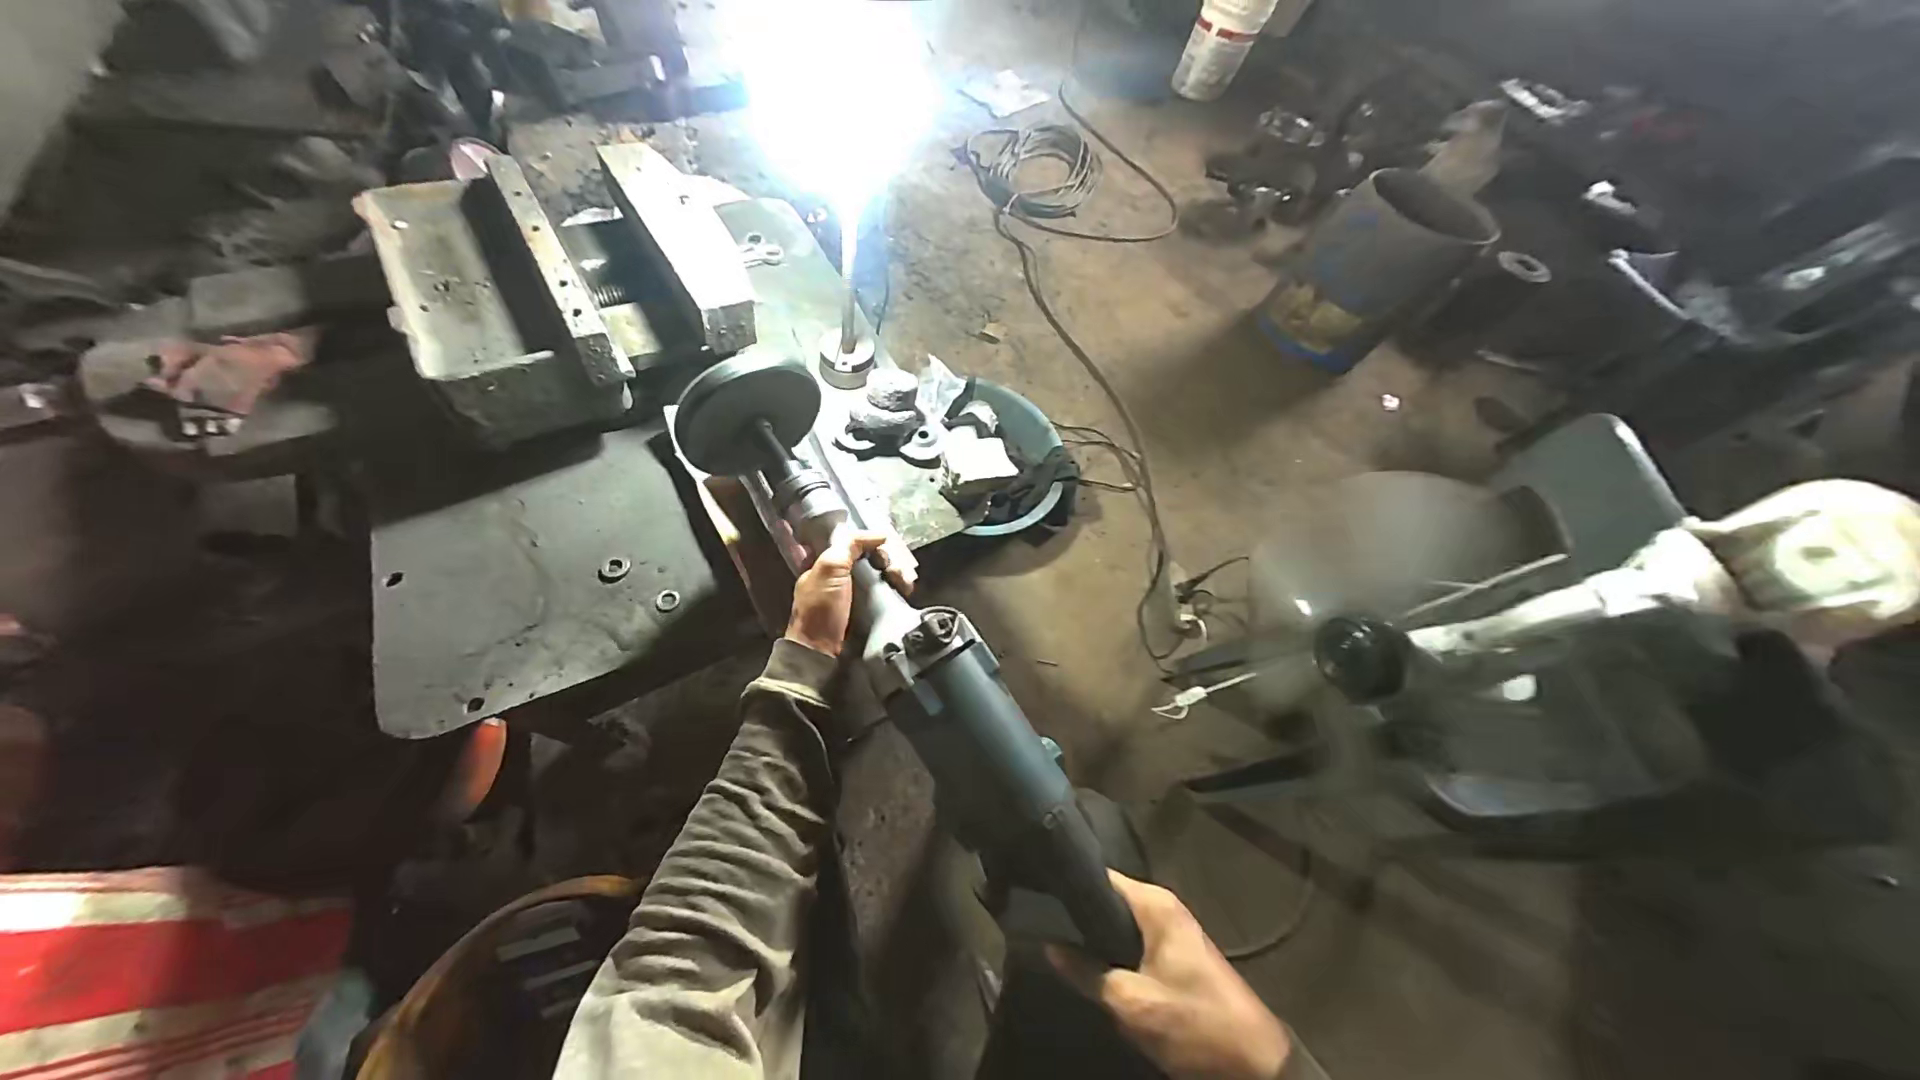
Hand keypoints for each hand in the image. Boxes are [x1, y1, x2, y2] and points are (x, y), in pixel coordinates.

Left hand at [784, 528, 892, 657]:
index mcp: (828, 562)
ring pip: (884, 573)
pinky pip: (888, 591)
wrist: (821, 650)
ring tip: (905, 583)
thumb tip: (880, 535)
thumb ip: (850, 545)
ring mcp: (857, 593)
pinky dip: (899, 588)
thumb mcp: (830, 567)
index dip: (872, 541)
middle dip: (889, 560)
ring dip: (898, 574)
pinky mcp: (869, 610)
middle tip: (896, 570)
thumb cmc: (821, 606)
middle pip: (873, 557)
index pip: (855, 542)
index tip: (885, 545)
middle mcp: (843, 575)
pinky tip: (906, 590)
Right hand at [1048, 871, 1289, 1079]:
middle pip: (1108, 899)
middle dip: (1079, 914)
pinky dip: (1113, 951)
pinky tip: (1092, 964)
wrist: (1256, 1065)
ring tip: (1058, 942)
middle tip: (1042, 924)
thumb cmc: (1193, 1022)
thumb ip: (1086, 973)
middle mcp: (1162, 906)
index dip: (1068, 885)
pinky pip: (1133, 941)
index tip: (1038, 894)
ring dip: (1096, 937)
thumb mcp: (1131, 1002)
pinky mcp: (1175, 954)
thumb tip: (1048, 946)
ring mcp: (1171, 930)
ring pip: (1119, 923)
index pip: (1099, 876)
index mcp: (1153, 903)